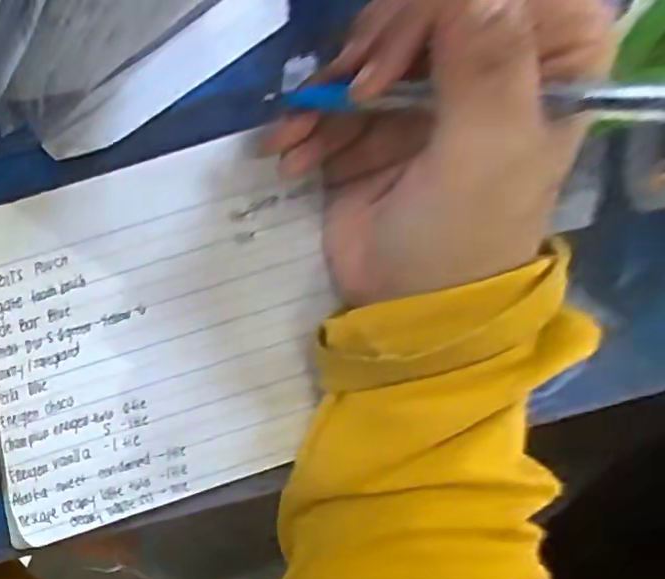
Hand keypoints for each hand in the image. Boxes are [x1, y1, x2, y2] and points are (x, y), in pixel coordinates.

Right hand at [264, 0, 613, 306]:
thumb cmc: (463, 225)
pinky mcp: (363, 139)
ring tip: (291, 139)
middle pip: (423, 19)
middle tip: (341, 94)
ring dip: (320, 98)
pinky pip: (327, 112)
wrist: (405, 296)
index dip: (434, 15)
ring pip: (365, 63)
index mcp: (545, 53)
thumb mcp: (485, 144)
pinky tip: (289, 157)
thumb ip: (484, 66)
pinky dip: (301, 129)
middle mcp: (481, 67)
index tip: (379, 69)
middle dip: (369, 51)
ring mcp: (416, 104)